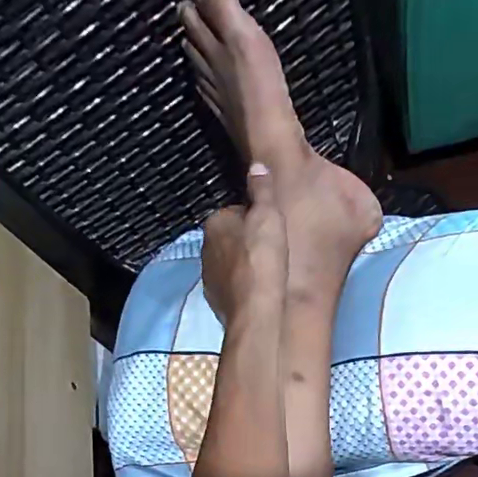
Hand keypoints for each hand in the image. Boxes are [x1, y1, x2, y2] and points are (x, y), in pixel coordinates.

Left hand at [200, 162, 286, 326]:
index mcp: (215, 223)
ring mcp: (209, 279)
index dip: (253, 220)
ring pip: (229, 268)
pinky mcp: (217, 305)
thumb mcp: (269, 216)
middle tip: (272, 254)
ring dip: (243, 270)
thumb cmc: (264, 259)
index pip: (234, 213)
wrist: (257, 311)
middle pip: (230, 242)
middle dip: (245, 245)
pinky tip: (260, 296)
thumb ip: (262, 189)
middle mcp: (205, 249)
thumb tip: (256, 165)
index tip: (270, 230)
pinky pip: (232, 291)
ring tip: (268, 277)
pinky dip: (243, 291)